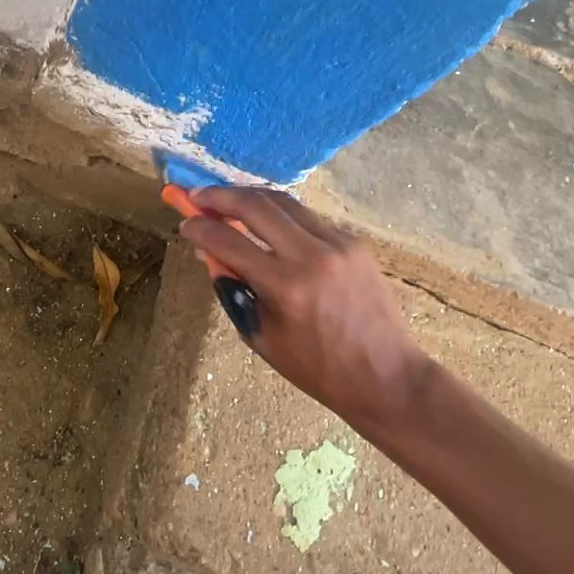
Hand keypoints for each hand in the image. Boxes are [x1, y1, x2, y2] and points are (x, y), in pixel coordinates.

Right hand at [180, 187, 429, 433]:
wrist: (388, 377)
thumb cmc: (317, 369)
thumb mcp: (261, 336)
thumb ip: (233, 289)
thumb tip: (209, 251)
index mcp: (285, 287)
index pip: (227, 241)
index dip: (199, 228)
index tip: (185, 224)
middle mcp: (311, 256)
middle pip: (255, 205)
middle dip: (219, 196)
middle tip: (197, 197)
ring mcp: (337, 244)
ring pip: (282, 202)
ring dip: (249, 197)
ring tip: (226, 200)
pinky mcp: (353, 242)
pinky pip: (306, 217)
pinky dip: (280, 215)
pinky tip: (267, 224)